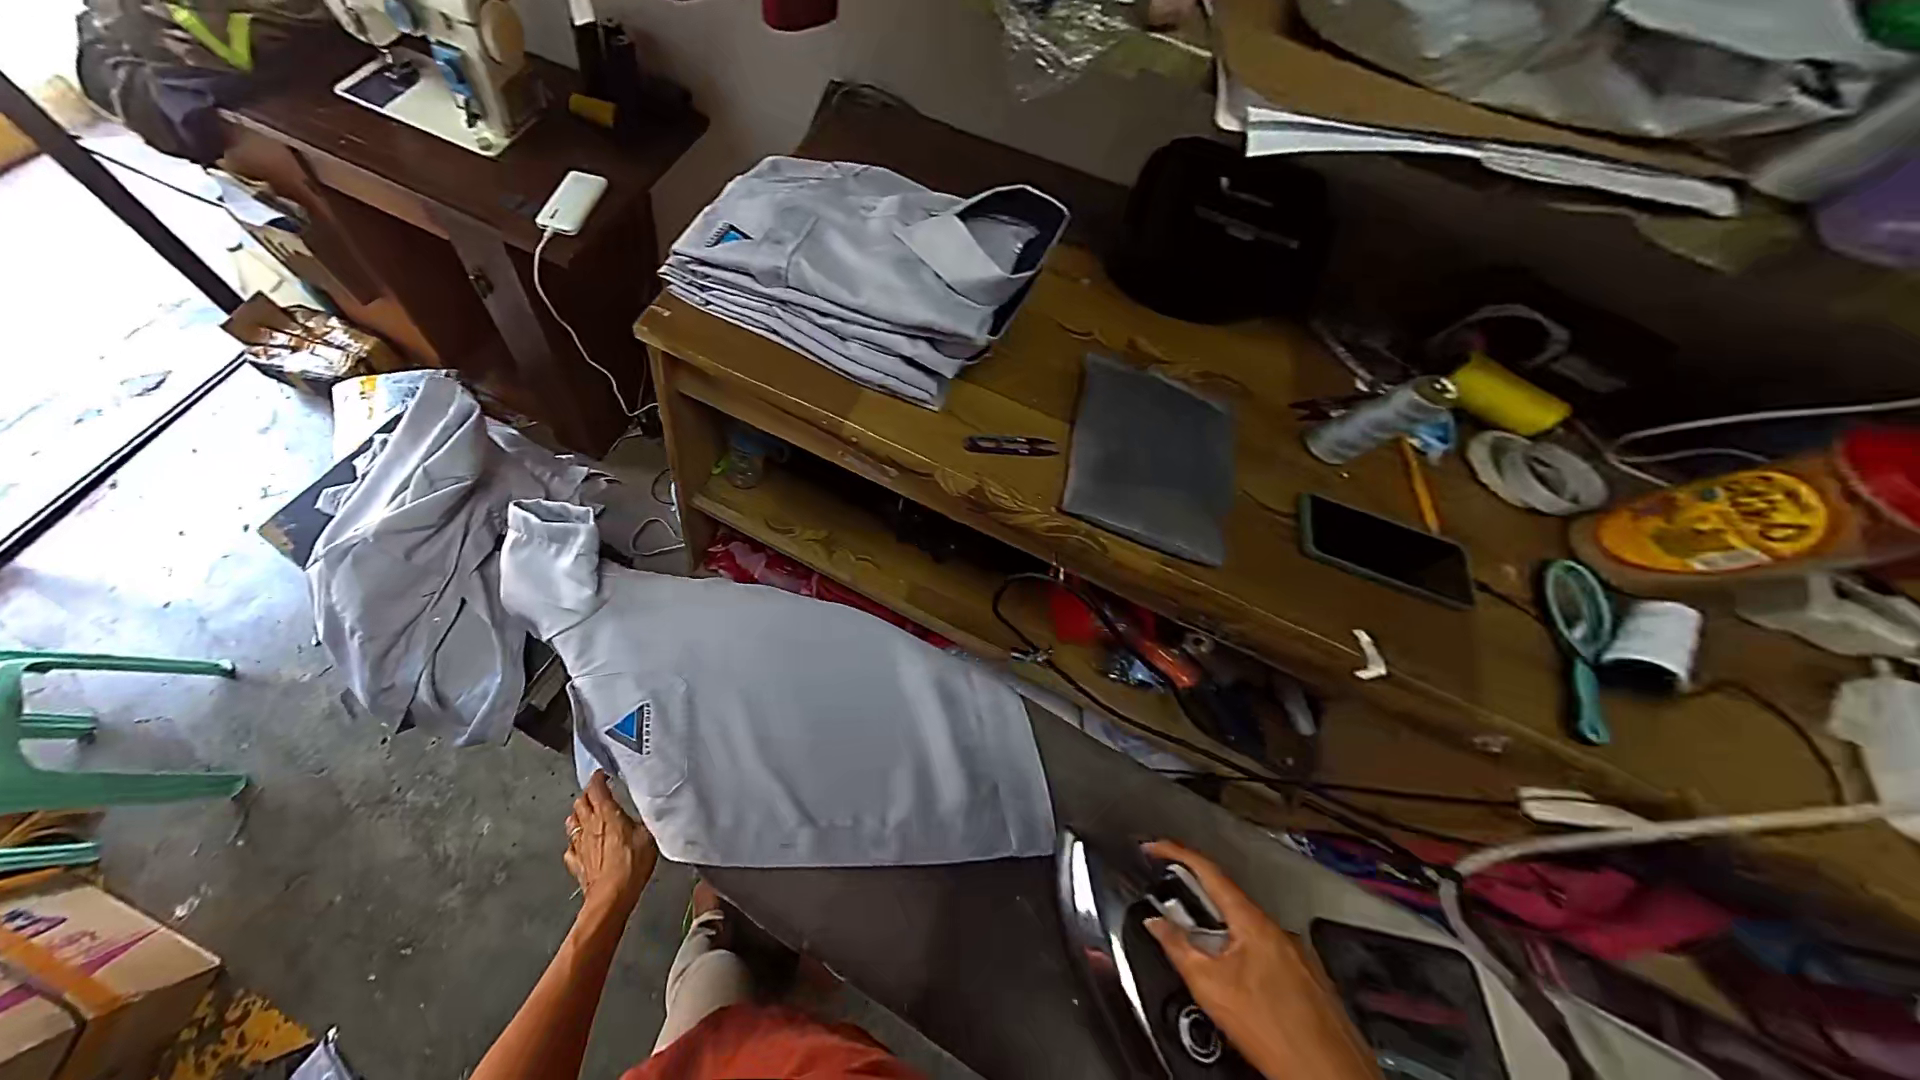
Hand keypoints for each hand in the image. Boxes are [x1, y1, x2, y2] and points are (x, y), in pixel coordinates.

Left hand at [565, 771, 657, 919]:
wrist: (611, 897)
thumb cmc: (632, 863)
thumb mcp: (649, 835)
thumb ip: (645, 818)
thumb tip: (649, 807)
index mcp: (607, 814)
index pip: (596, 788)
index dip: (598, 778)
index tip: (603, 774)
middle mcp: (589, 825)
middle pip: (580, 802)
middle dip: (588, 794)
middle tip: (599, 791)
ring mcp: (578, 844)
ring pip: (572, 821)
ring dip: (579, 813)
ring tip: (588, 812)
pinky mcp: (575, 862)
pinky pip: (570, 845)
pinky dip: (575, 839)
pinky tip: (582, 842)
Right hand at [1141, 840, 1377, 1079]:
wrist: (1329, 1076)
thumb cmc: (1277, 1035)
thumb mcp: (1210, 987)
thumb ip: (1177, 947)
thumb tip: (1156, 923)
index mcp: (1253, 922)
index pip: (1208, 871)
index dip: (1175, 852)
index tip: (1155, 847)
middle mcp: (1278, 930)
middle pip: (1226, 899)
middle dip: (1195, 899)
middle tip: (1171, 908)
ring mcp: (1296, 953)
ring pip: (1246, 927)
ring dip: (1219, 932)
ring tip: (1204, 960)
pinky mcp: (1306, 976)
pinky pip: (1264, 949)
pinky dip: (1241, 953)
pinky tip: (1238, 984)